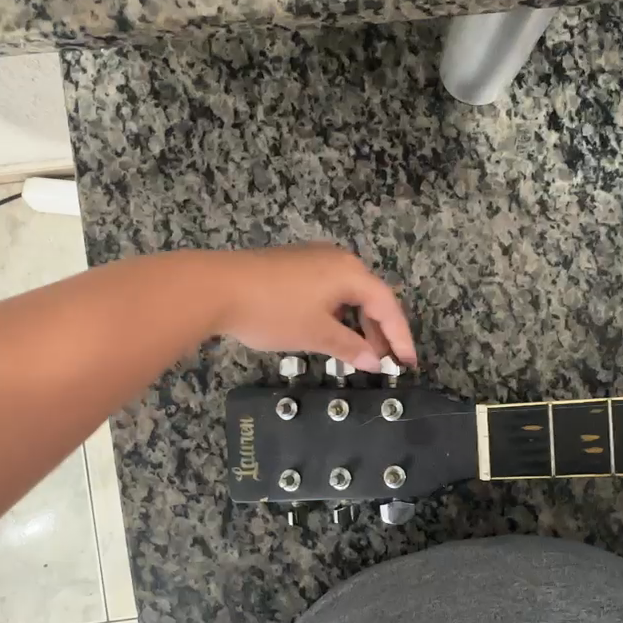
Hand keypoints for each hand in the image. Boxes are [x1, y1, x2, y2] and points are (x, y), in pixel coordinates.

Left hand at [205, 243, 417, 370]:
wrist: (215, 288)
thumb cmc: (272, 311)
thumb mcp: (316, 334)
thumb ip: (350, 347)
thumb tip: (375, 361)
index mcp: (350, 273)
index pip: (387, 306)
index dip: (400, 336)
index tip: (407, 363)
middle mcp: (337, 259)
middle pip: (370, 297)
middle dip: (380, 331)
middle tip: (387, 362)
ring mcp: (313, 259)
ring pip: (348, 294)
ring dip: (358, 324)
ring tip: (361, 353)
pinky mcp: (293, 265)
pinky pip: (329, 290)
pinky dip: (338, 313)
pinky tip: (333, 333)